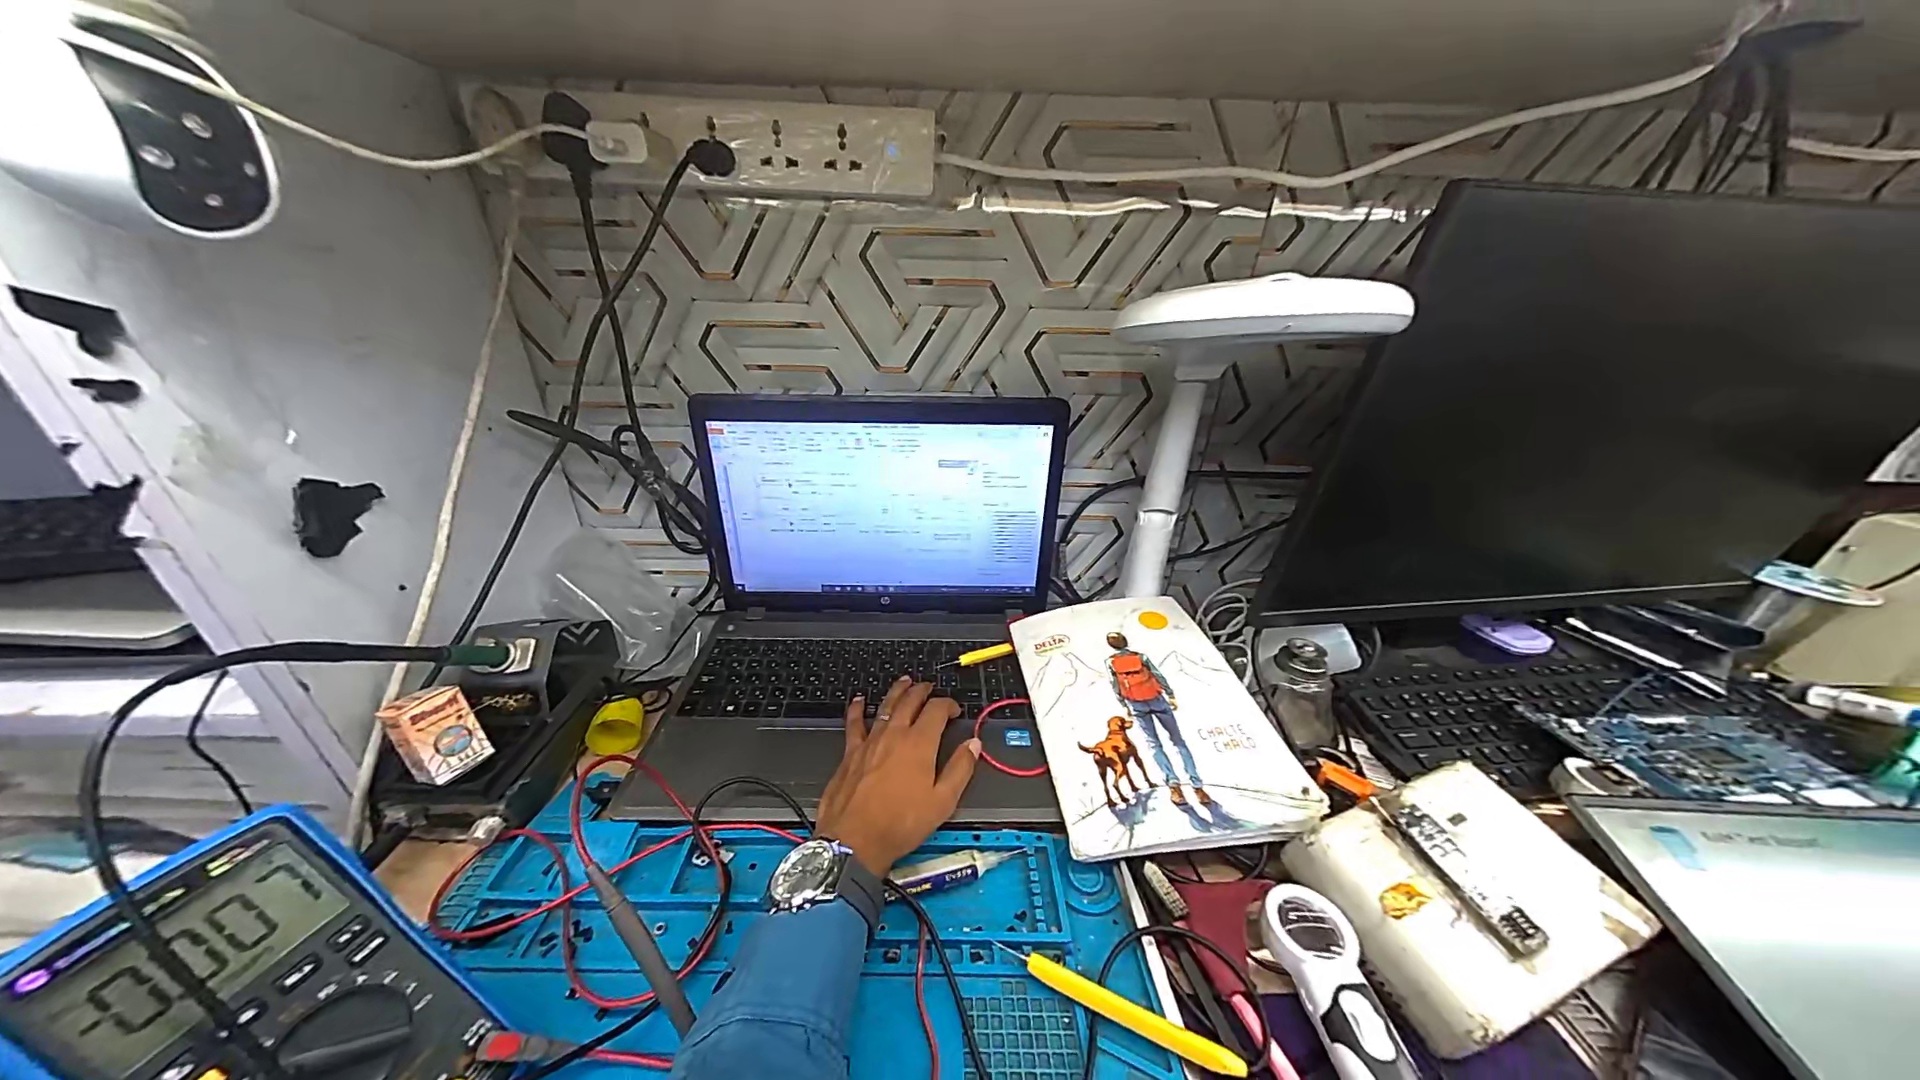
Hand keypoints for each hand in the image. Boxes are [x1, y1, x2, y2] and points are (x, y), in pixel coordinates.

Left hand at [816, 677, 980, 876]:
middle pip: (910, 701)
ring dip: (897, 691)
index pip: (937, 711)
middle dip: (923, 691)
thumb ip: (960, 769)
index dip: (948, 705)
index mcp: (919, 744)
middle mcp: (894, 736)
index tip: (953, 709)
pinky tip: (860, 700)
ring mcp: (870, 742)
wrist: (855, 840)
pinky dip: (858, 709)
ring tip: (904, 682)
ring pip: (886, 706)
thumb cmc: (899, 824)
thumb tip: (973, 746)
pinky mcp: (851, 753)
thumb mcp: (942, 802)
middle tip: (929, 688)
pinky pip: (854, 723)